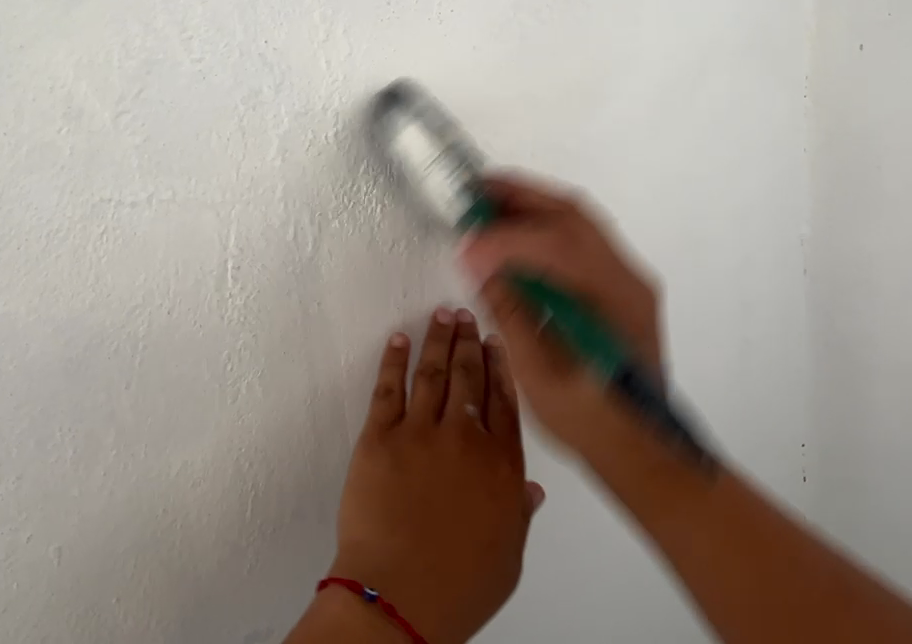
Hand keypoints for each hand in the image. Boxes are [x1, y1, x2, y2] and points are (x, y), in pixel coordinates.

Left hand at [325, 307, 544, 643]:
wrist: (400, 596)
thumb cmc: (457, 586)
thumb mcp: (507, 556)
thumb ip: (518, 513)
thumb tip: (531, 490)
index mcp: (501, 466)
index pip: (504, 402)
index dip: (501, 369)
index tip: (498, 344)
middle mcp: (465, 439)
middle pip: (471, 377)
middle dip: (471, 342)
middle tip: (469, 318)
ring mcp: (421, 433)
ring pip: (434, 372)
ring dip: (439, 339)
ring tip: (442, 315)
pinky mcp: (380, 436)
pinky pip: (389, 387)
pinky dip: (394, 359)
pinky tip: (399, 340)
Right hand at [458, 174, 666, 459]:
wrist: (644, 449)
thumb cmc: (590, 420)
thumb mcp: (540, 373)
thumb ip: (511, 311)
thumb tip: (481, 264)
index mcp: (613, 303)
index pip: (556, 247)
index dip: (505, 240)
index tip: (465, 246)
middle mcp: (628, 279)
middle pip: (572, 216)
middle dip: (520, 198)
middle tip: (473, 192)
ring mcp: (629, 281)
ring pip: (580, 221)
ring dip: (533, 206)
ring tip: (489, 203)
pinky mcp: (623, 287)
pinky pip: (584, 239)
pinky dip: (547, 226)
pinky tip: (517, 236)